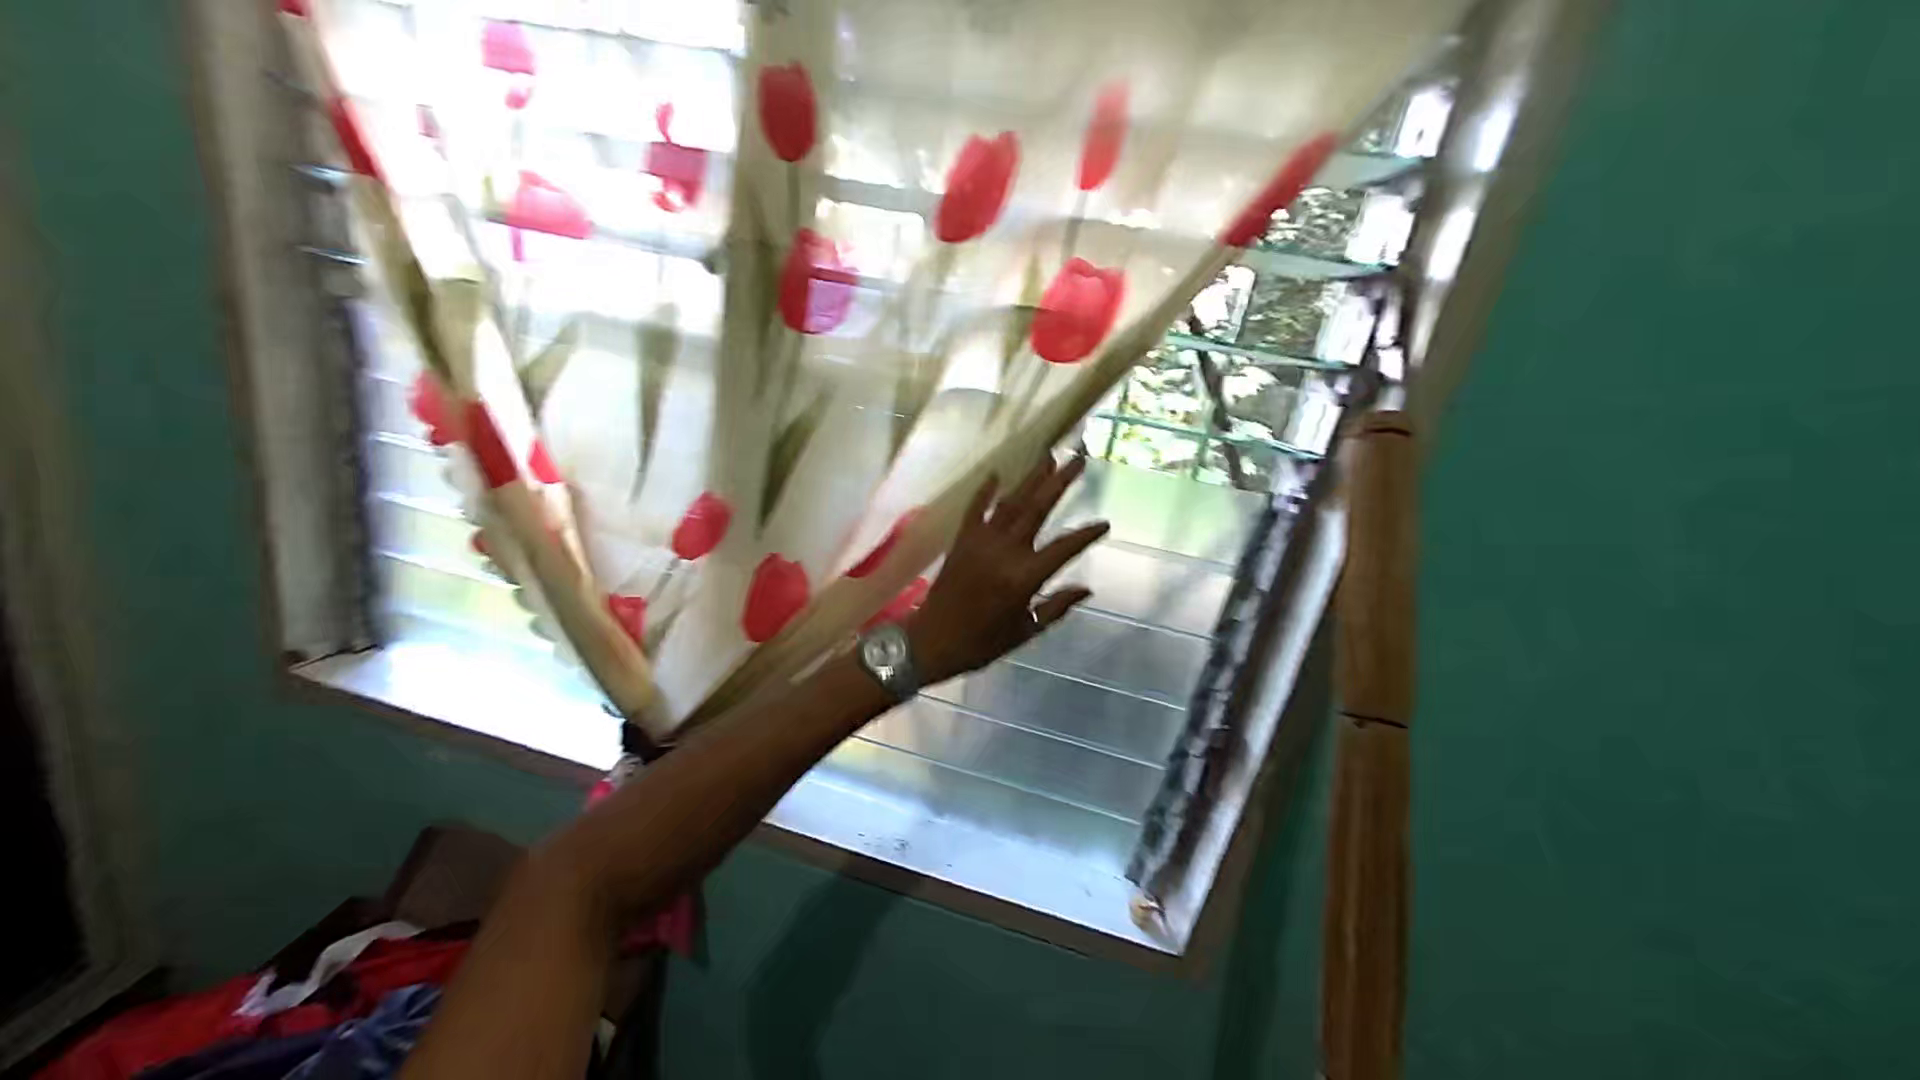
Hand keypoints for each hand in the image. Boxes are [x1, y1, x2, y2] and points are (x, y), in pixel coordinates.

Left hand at [907, 451, 1109, 683]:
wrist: (931, 642)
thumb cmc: (982, 643)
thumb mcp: (1026, 632)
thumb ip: (1057, 607)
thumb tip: (1087, 588)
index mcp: (1023, 577)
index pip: (1064, 548)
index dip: (1086, 535)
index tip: (1105, 524)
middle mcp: (1004, 552)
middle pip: (1037, 509)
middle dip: (1059, 482)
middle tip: (1078, 459)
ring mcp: (980, 542)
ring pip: (1011, 502)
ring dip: (1030, 478)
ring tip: (1048, 456)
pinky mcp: (961, 540)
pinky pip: (975, 509)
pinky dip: (985, 491)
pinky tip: (997, 473)